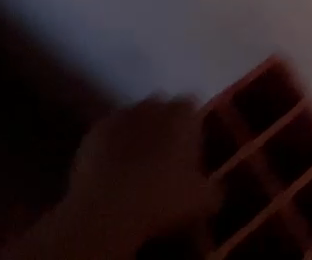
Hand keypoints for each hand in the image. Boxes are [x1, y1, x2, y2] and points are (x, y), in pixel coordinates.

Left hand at [7, 97, 217, 258]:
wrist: (108, 207)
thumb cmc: (163, 197)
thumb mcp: (201, 200)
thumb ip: (214, 188)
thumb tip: (217, 187)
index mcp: (184, 113)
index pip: (193, 105)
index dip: (191, 125)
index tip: (191, 146)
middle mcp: (154, 104)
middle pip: (162, 106)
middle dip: (164, 124)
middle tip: (164, 155)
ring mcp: (121, 114)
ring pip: (134, 117)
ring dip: (137, 132)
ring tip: (137, 163)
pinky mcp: (94, 131)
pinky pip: (108, 133)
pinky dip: (111, 145)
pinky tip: (112, 169)